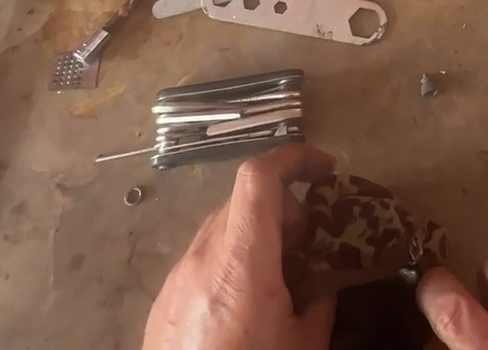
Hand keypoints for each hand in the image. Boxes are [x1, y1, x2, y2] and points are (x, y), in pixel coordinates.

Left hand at [144, 144, 336, 349]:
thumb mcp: (305, 346)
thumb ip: (320, 299)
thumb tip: (323, 282)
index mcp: (241, 261)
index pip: (260, 176)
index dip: (295, 158)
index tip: (326, 170)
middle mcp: (202, 259)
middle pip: (246, 200)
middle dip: (285, 209)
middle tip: (311, 244)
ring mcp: (176, 281)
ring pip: (224, 228)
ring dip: (259, 235)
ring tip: (281, 280)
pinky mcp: (161, 305)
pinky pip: (203, 260)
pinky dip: (233, 261)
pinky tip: (245, 308)